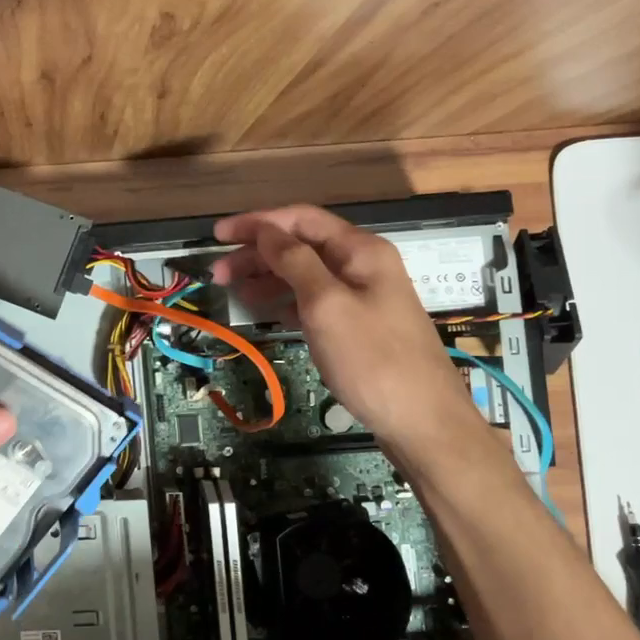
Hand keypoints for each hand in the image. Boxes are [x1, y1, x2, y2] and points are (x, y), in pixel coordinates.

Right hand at [210, 205, 485, 452]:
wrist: (421, 419)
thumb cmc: (372, 359)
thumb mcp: (326, 305)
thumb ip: (294, 262)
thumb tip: (265, 231)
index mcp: (359, 250)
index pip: (300, 219)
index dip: (257, 223)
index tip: (218, 236)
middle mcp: (361, 265)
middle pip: (300, 245)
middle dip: (257, 253)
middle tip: (218, 273)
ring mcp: (360, 296)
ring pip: (303, 273)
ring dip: (266, 277)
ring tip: (233, 292)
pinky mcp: (356, 325)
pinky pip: (312, 300)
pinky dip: (284, 300)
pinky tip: (264, 311)